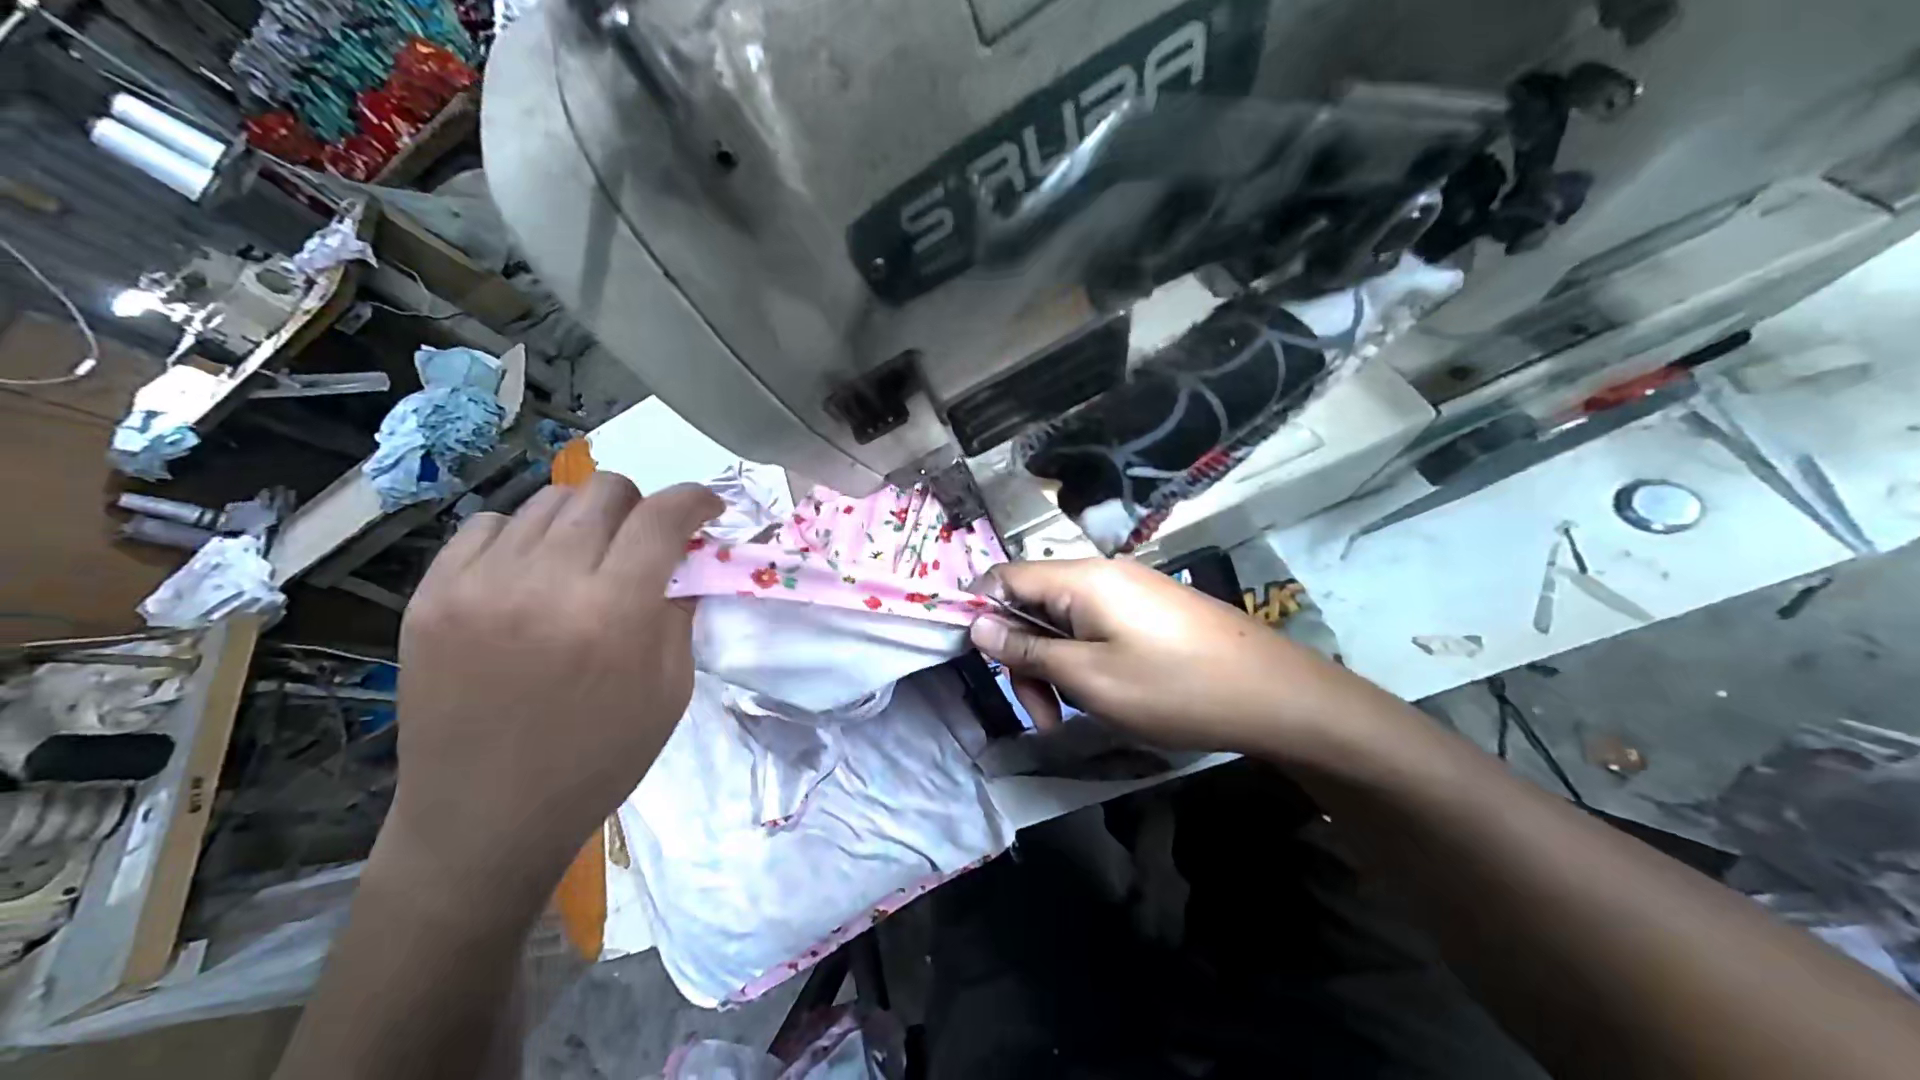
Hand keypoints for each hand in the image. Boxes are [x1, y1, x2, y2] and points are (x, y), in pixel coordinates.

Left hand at [391, 473, 720, 908]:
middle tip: (643, 541)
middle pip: (605, 491)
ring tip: (586, 560)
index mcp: (614, 614)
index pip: (662, 516)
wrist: (486, 817)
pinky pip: (490, 526)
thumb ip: (679, 611)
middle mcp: (545, 584)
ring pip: (548, 501)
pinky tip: (531, 575)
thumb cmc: (598, 759)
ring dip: (584, 521)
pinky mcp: (432, 595)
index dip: (695, 499)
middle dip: (640, 506)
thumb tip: (685, 557)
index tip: (706, 508)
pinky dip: (525, 538)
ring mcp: (479, 585)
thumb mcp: (670, 690)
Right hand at [970, 559, 1377, 758]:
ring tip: (1071, 716)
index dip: (981, 613)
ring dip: (1055, 668)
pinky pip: (1096, 629)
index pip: (1005, 576)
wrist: (1276, 695)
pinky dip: (1085, 662)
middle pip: (1034, 604)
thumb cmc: (1173, 687)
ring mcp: (1130, 592)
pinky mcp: (1150, 612)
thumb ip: (1026, 649)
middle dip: (1025, 658)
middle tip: (1042, 715)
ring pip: (1065, 622)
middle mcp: (1101, 574)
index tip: (982, 663)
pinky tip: (1103, 696)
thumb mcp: (1088, 677)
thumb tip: (976, 624)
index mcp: (1080, 578)